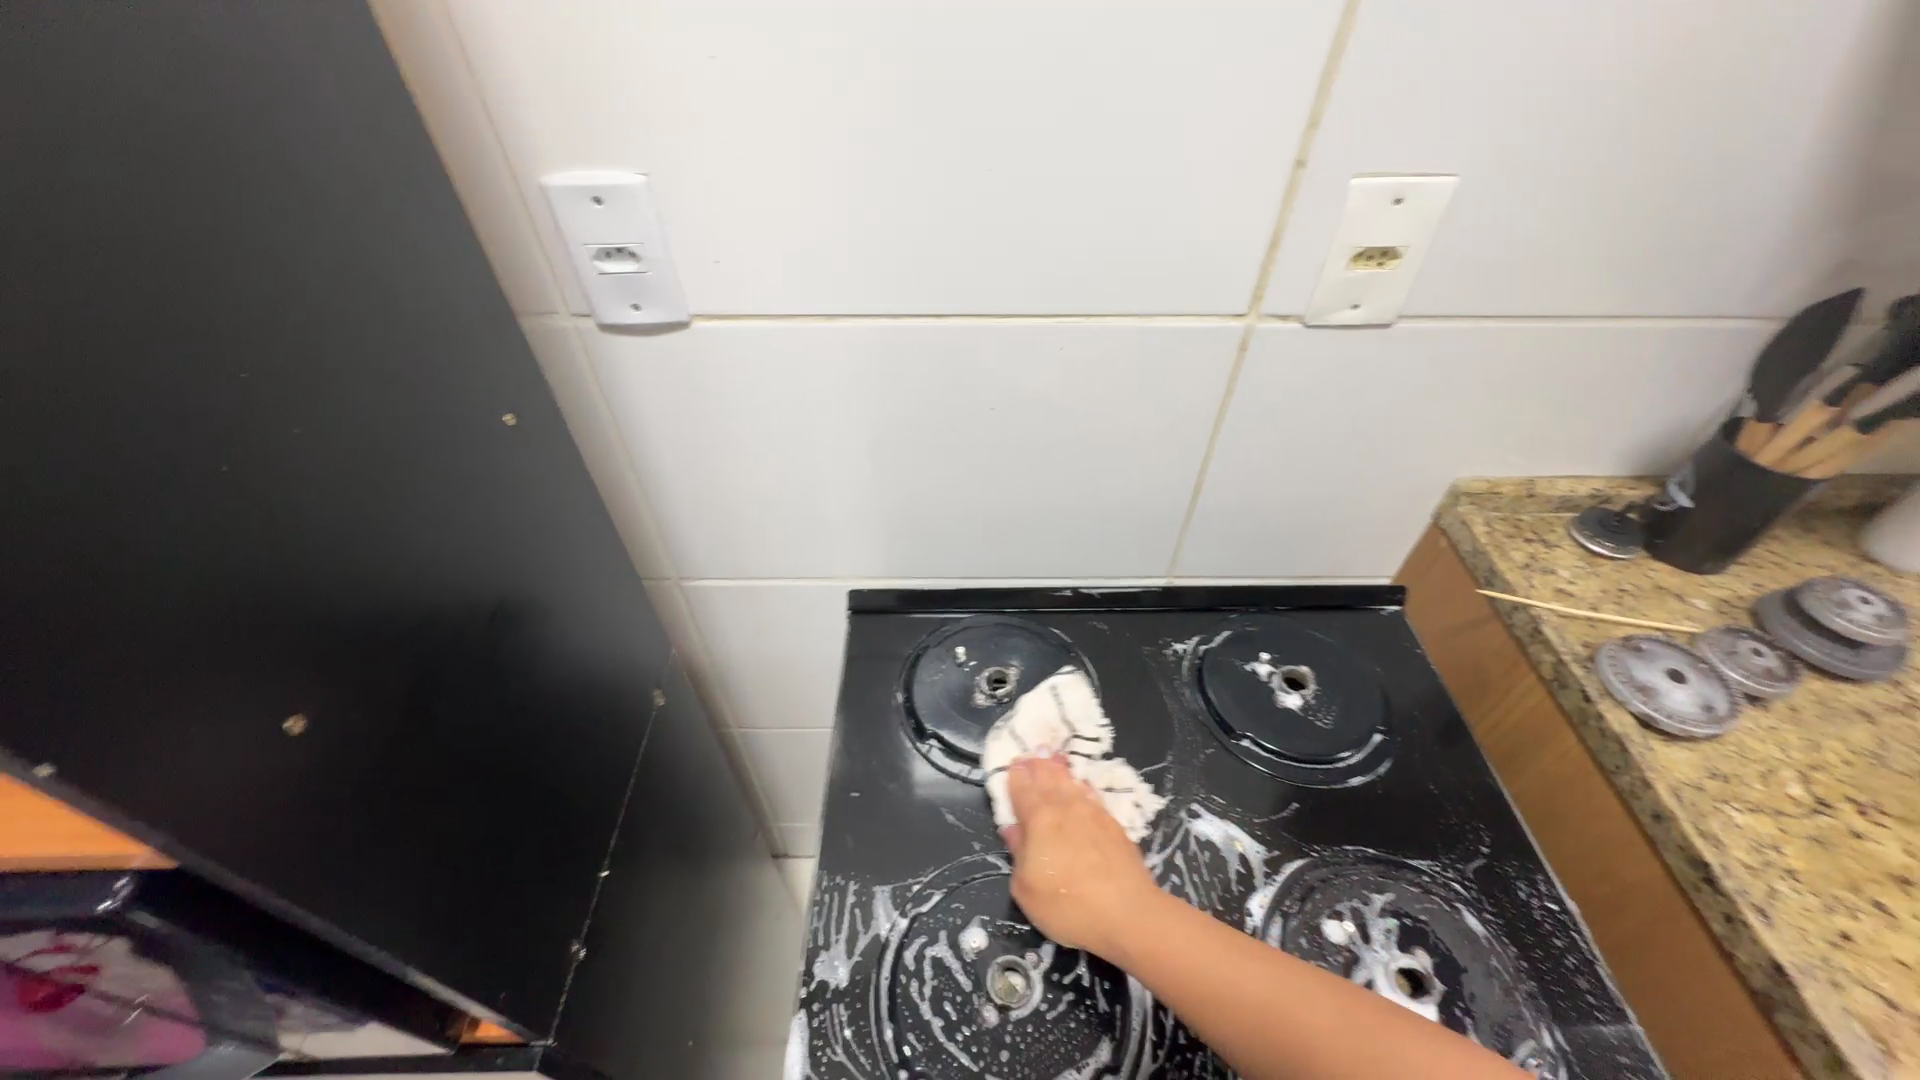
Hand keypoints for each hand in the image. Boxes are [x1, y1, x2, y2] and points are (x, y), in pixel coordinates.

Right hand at [1001, 754, 1163, 960]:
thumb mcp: (1026, 888)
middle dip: (1038, 766)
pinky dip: (1084, 787)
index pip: (1023, 790)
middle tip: (1032, 755)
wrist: (1127, 914)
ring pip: (1072, 784)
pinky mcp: (1114, 826)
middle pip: (1048, 780)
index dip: (1016, 776)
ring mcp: (1093, 814)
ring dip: (1060, 771)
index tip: (1013, 765)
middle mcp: (1066, 809)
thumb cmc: (1067, 906)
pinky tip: (1083, 785)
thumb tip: (1013, 829)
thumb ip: (1018, 853)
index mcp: (1039, 820)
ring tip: (1054, 759)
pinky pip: (1093, 796)